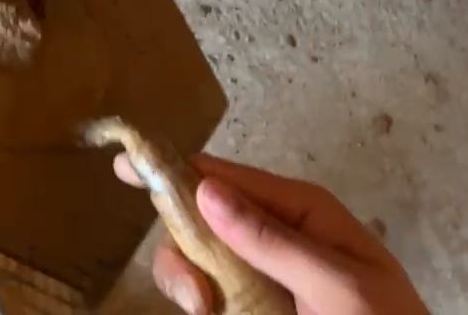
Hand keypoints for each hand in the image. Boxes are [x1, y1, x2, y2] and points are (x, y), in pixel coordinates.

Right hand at [115, 153, 428, 314]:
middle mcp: (272, 231)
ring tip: (205, 311)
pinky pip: (204, 290)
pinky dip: (196, 299)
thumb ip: (272, 240)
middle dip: (182, 241)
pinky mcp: (249, 307)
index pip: (224, 174)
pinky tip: (208, 314)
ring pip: (194, 253)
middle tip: (192, 292)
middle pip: (200, 212)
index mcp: (299, 209)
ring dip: (186, 278)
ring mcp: (259, 272)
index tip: (125, 166)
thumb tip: (205, 189)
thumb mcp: (341, 289)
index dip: (173, 167)